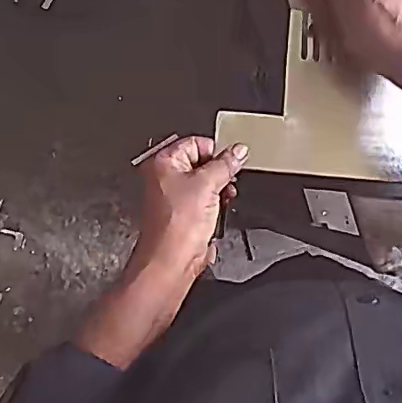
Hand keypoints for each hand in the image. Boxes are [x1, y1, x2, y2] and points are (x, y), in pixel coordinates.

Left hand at [134, 135, 246, 277]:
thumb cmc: (176, 226)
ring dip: (218, 188)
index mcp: (164, 161)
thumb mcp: (208, 185)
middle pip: (201, 162)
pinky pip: (202, 199)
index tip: (230, 162)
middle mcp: (164, 176)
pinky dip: (213, 202)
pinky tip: (218, 210)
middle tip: (226, 181)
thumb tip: (238, 151)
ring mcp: (172, 195)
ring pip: (204, 182)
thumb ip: (225, 164)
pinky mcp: (181, 212)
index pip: (196, 142)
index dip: (216, 151)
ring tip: (222, 197)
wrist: (172, 260)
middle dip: (218, 172)